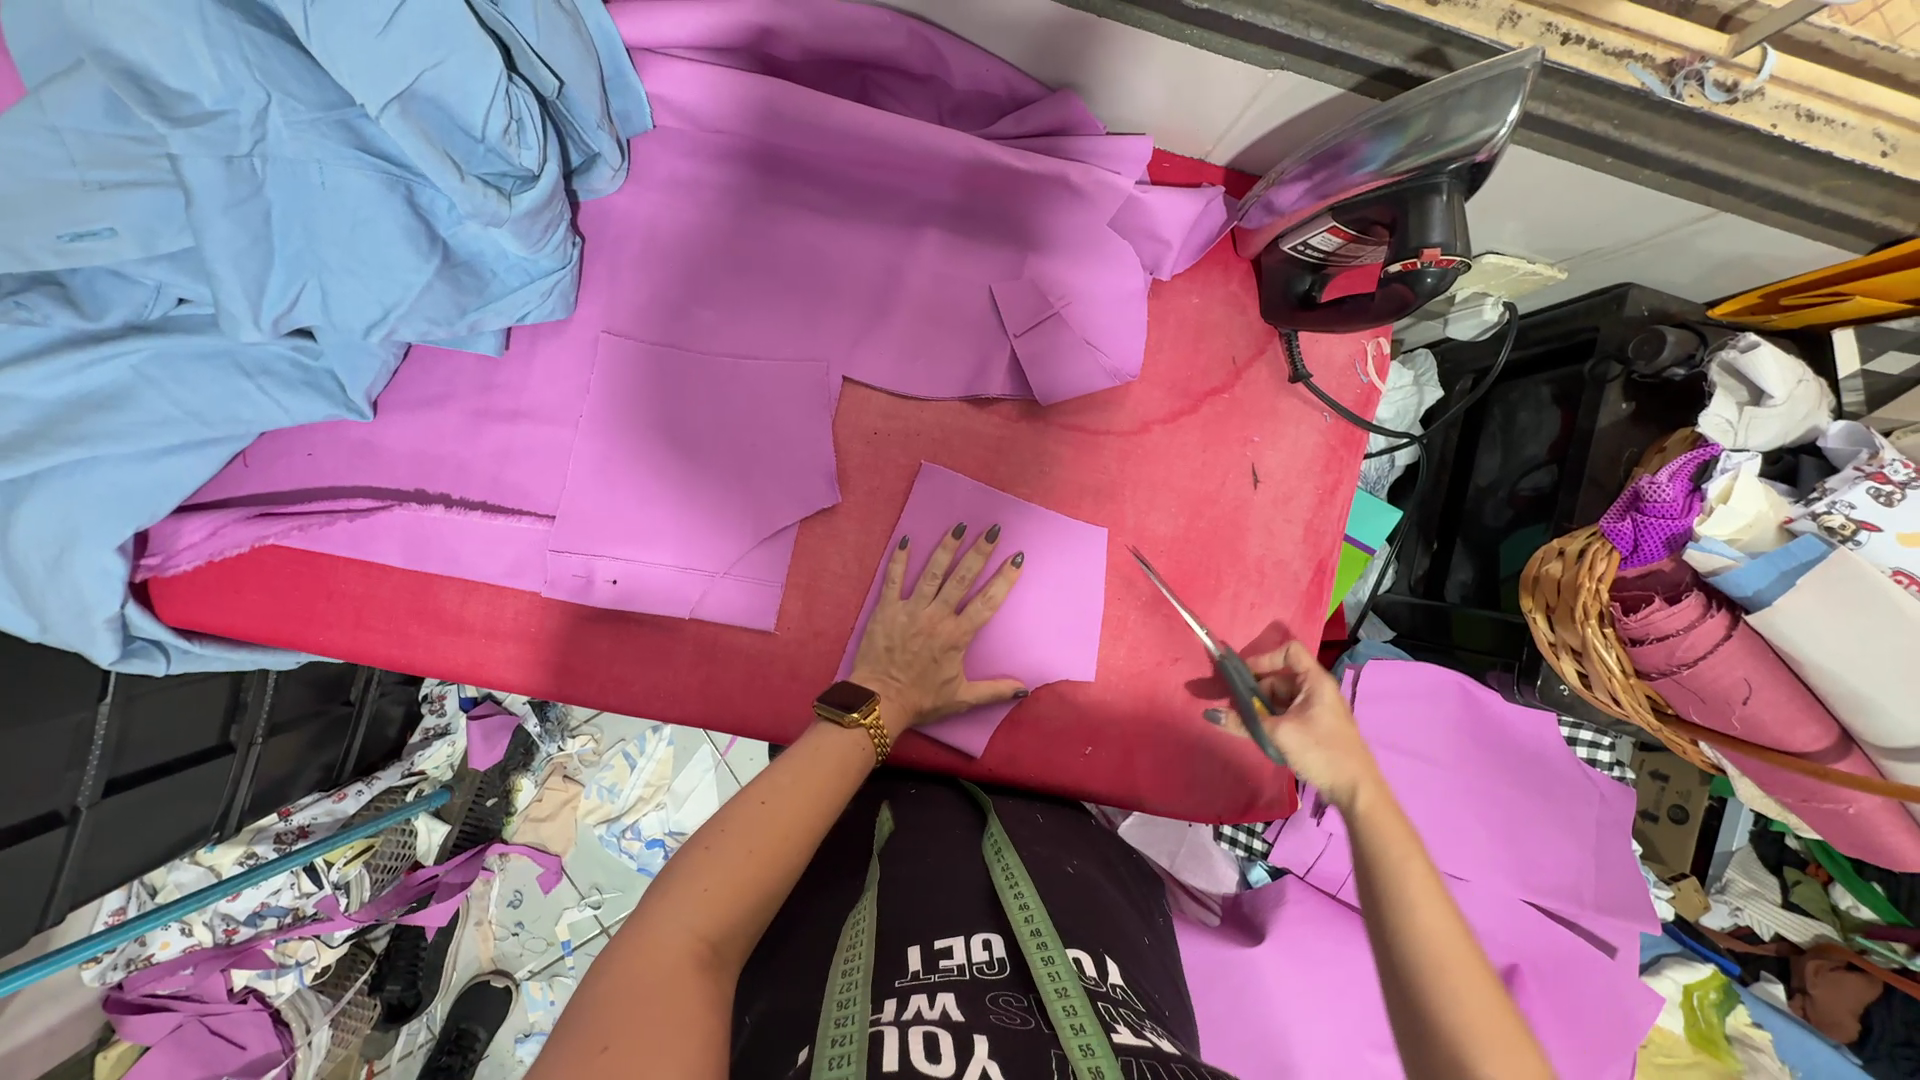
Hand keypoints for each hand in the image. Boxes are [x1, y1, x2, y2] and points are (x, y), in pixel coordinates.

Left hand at [849, 523, 1026, 734]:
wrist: (879, 701)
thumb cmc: (921, 700)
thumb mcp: (961, 698)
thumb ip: (994, 691)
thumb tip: (1024, 688)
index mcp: (957, 636)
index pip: (987, 602)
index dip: (1004, 579)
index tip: (1017, 558)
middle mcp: (937, 617)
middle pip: (963, 578)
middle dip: (979, 552)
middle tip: (992, 530)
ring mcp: (911, 610)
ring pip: (932, 573)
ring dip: (946, 548)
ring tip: (958, 526)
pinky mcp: (886, 609)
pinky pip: (893, 579)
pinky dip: (900, 559)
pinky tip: (907, 539)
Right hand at [1221, 642, 1382, 810]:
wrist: (1356, 789)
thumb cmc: (1321, 751)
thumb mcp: (1279, 734)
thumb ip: (1243, 721)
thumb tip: (1209, 714)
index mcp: (1315, 681)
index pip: (1289, 651)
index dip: (1264, 658)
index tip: (1242, 676)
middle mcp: (1316, 689)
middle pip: (1279, 677)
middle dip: (1255, 689)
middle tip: (1233, 705)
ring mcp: (1315, 709)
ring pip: (1279, 697)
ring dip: (1260, 707)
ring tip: (1243, 722)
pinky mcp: (1312, 726)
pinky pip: (1285, 713)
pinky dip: (1270, 719)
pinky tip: (1257, 732)